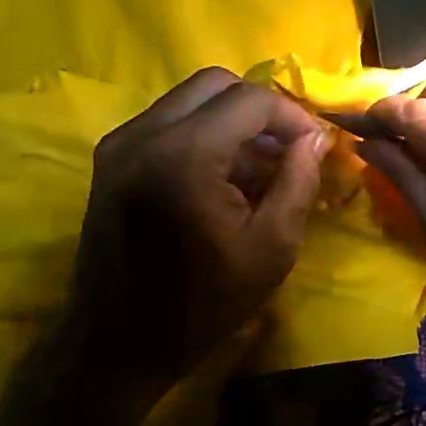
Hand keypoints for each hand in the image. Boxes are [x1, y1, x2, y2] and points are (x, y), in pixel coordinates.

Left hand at [62, 67, 328, 388]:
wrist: (117, 343)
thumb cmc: (203, 303)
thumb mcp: (270, 247)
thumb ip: (298, 182)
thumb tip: (316, 139)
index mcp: (185, 155)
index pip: (250, 99)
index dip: (291, 116)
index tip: (315, 147)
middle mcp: (144, 133)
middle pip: (215, 83)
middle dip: (260, 109)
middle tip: (287, 149)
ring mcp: (120, 143)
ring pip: (189, 98)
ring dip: (231, 119)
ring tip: (259, 166)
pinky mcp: (110, 158)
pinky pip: (167, 121)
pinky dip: (202, 132)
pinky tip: (222, 176)